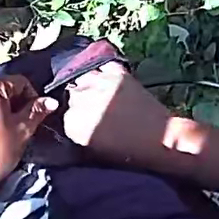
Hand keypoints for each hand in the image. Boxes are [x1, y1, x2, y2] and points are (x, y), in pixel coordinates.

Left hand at [0, 75, 55, 188]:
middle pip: (3, 88)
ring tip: (6, 131)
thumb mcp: (22, 130)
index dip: (33, 98)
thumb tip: (51, 101)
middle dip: (16, 104)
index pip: (20, 82)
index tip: (35, 117)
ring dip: (1, 110)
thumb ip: (36, 111)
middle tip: (22, 125)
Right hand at [59, 63, 178, 168]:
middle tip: (85, 108)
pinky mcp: (116, 73)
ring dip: (85, 84)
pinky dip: (101, 70)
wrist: (160, 140)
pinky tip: (103, 77)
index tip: (74, 120)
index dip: (67, 116)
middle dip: (74, 100)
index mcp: (71, 121)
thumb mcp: (91, 151)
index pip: (58, 112)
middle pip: (69, 93)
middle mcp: (80, 98)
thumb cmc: (127, 153)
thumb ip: (74, 134)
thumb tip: (66, 124)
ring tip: (92, 91)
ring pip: (82, 77)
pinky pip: (101, 66)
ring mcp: (98, 82)